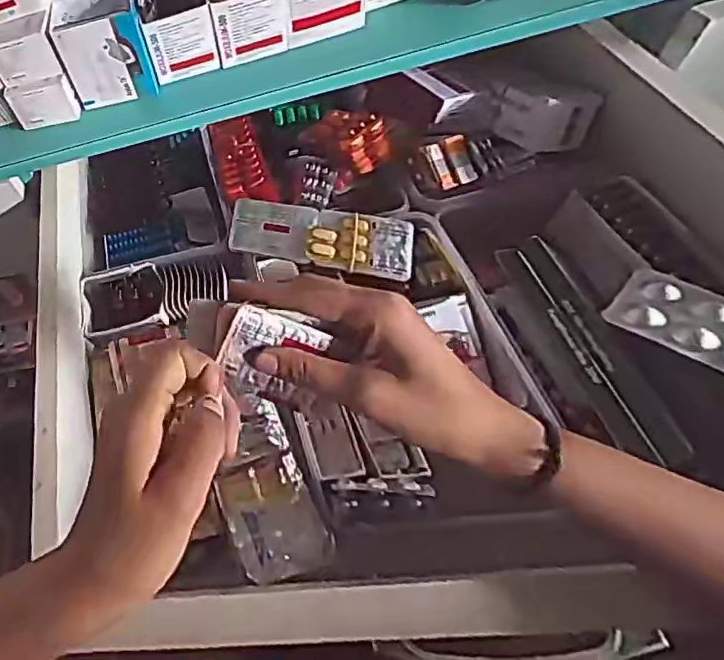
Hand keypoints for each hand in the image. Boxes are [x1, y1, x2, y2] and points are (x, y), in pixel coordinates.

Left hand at [57, 338, 238, 607]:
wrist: (93, 578)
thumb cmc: (130, 551)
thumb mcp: (179, 501)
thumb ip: (202, 443)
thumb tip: (216, 402)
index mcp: (135, 416)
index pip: (172, 354)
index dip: (206, 371)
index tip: (220, 412)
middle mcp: (129, 409)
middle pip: (179, 367)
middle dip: (213, 396)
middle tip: (224, 442)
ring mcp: (132, 423)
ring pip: (180, 389)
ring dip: (208, 415)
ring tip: (216, 458)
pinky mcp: (138, 438)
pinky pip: (175, 413)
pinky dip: (196, 430)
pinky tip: (201, 465)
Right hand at [230, 276, 546, 481]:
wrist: (489, 433)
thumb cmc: (435, 414)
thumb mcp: (369, 395)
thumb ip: (313, 371)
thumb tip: (263, 356)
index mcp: (376, 308)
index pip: (309, 293)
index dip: (268, 294)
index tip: (234, 295)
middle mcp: (377, 302)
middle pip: (315, 292)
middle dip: (274, 300)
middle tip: (237, 309)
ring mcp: (382, 316)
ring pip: (325, 306)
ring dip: (291, 316)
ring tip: (255, 326)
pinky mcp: (384, 332)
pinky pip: (338, 324)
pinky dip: (311, 331)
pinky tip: (292, 344)